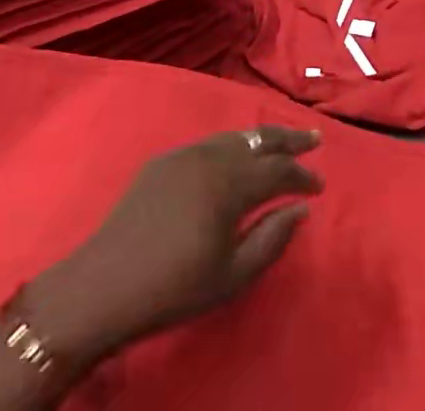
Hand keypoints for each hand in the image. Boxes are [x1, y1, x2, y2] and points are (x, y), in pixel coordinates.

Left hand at [22, 126, 323, 365]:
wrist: (105, 284)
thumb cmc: (175, 287)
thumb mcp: (234, 274)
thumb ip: (272, 237)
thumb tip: (300, 208)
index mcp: (229, 184)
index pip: (278, 170)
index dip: (302, 175)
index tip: (320, 186)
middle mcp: (209, 158)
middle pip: (257, 140)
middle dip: (288, 139)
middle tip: (314, 138)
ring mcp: (182, 155)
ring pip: (231, 137)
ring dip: (259, 138)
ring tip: (280, 141)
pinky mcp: (162, 162)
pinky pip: (206, 145)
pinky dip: (231, 145)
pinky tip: (235, 156)